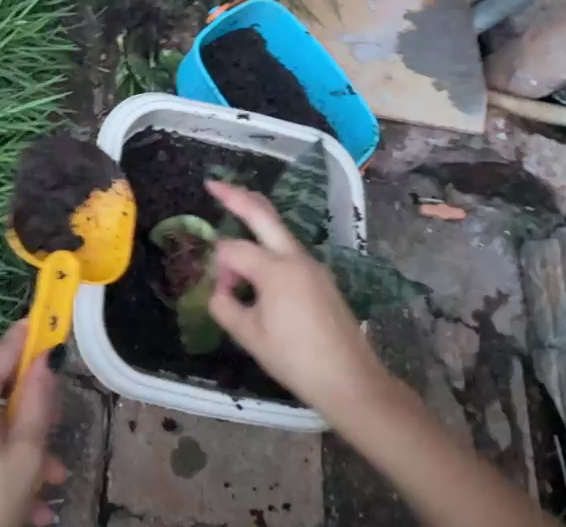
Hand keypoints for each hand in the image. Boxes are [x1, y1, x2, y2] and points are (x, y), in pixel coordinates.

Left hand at [0, 321, 68, 526]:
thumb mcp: (26, 455)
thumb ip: (38, 401)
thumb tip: (44, 359)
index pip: (3, 350)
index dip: (29, 337)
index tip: (51, 323)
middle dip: (30, 413)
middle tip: (56, 443)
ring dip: (18, 445)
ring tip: (47, 485)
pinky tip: (22, 499)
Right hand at [205, 180, 387, 415]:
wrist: (352, 381)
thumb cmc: (297, 360)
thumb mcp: (250, 337)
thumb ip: (225, 307)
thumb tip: (217, 292)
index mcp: (275, 270)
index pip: (232, 251)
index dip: (218, 269)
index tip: (219, 295)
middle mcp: (295, 258)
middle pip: (263, 214)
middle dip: (236, 196)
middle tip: (213, 183)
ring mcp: (313, 266)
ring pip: (279, 230)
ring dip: (255, 217)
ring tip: (235, 204)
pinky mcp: (321, 279)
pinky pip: (289, 250)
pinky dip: (269, 245)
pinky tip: (260, 261)